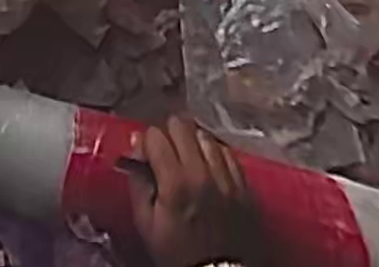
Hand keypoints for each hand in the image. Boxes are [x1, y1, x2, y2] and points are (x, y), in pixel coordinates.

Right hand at [128, 117, 263, 266]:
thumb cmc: (177, 253)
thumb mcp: (147, 225)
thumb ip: (138, 184)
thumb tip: (135, 149)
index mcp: (174, 181)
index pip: (155, 135)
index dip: (147, 141)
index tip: (146, 154)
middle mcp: (201, 171)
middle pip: (181, 126)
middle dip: (168, 134)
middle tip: (166, 152)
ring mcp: (226, 176)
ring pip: (205, 135)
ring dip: (192, 140)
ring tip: (188, 156)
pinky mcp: (243, 184)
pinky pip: (228, 152)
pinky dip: (214, 152)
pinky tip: (209, 164)